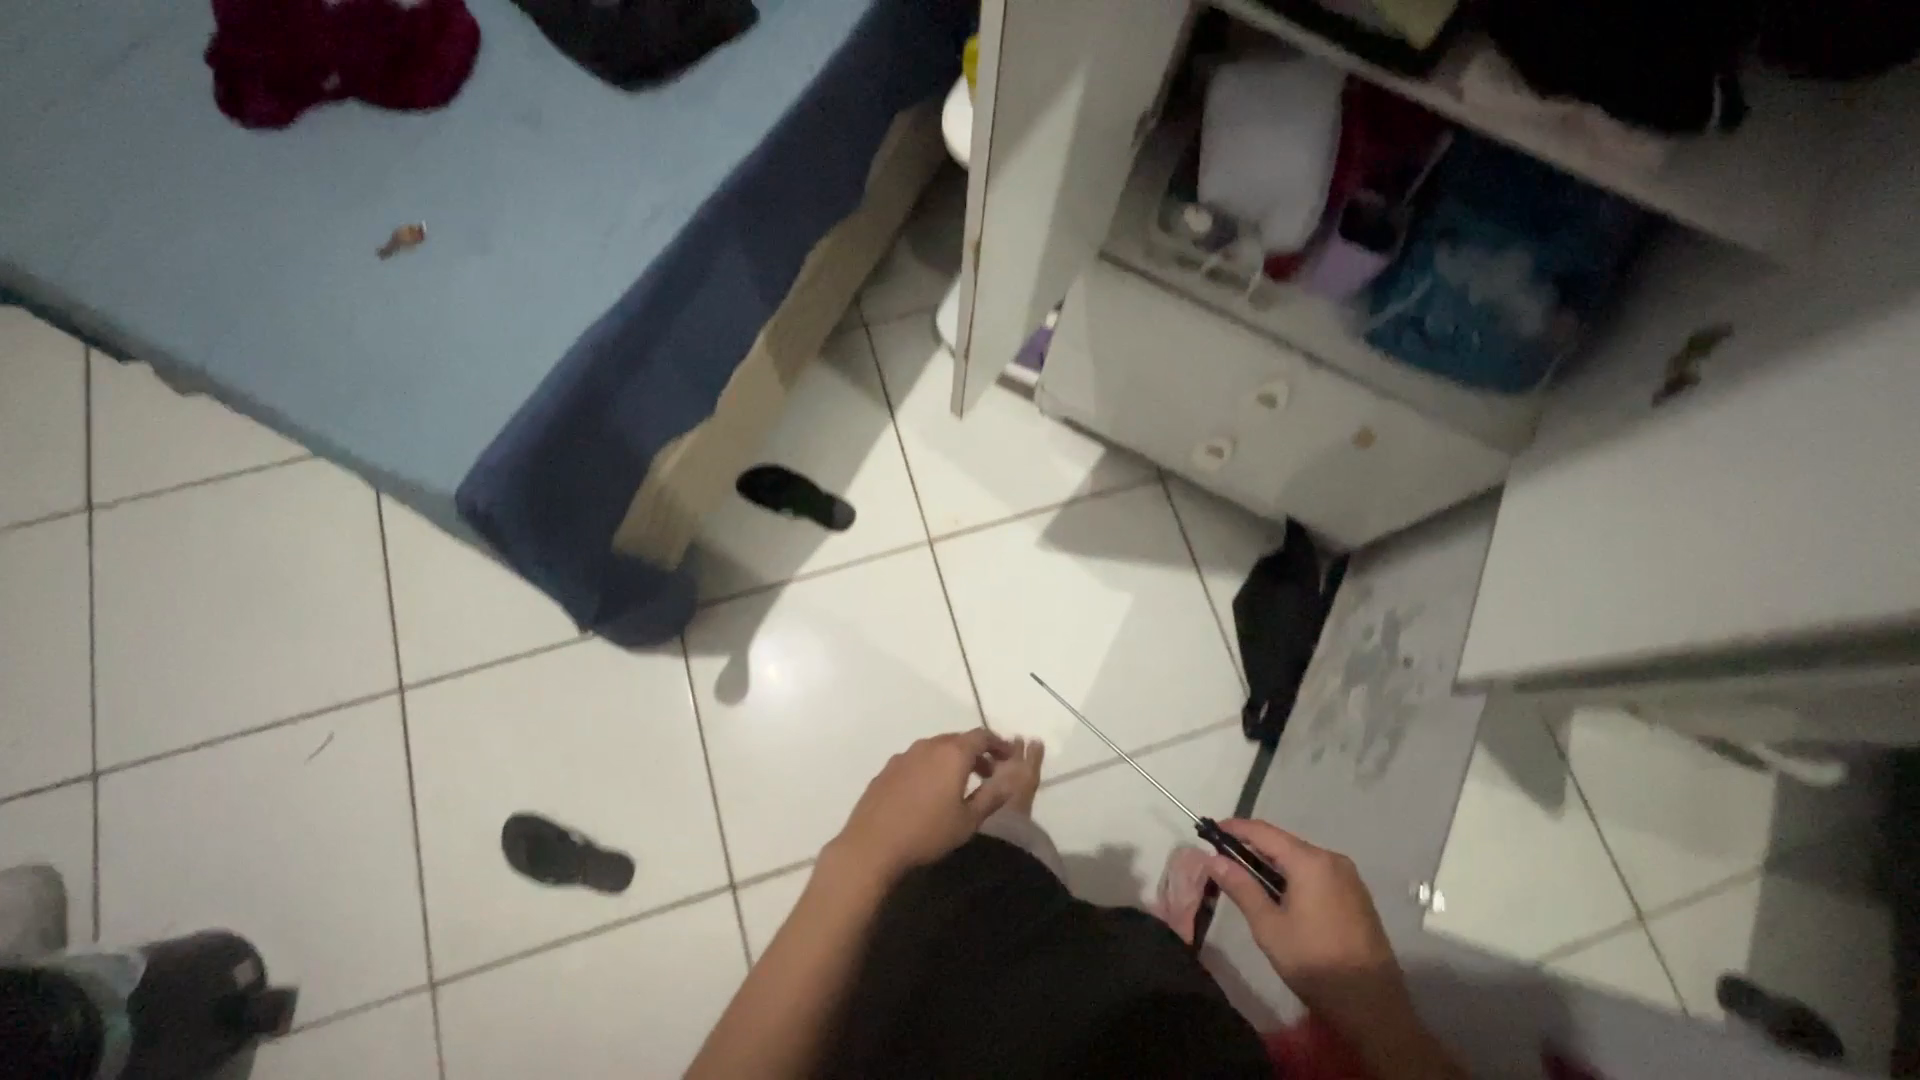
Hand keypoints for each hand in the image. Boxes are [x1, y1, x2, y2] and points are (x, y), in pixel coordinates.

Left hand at [826, 729, 1016, 885]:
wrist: (872, 845)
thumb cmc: (927, 833)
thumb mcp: (968, 820)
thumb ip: (993, 796)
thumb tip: (1014, 779)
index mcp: (952, 753)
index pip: (982, 736)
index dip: (998, 744)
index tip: (1008, 757)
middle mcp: (928, 746)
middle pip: (958, 740)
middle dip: (977, 753)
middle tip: (989, 773)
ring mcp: (904, 756)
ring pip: (936, 749)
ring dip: (952, 760)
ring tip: (960, 784)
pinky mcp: (887, 769)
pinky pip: (917, 760)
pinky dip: (931, 768)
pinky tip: (928, 792)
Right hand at [1205, 821, 1416, 1044]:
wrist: (1373, 1006)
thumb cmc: (1314, 962)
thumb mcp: (1268, 927)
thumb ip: (1241, 887)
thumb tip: (1213, 859)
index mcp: (1310, 861)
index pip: (1263, 831)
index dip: (1234, 828)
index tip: (1210, 831)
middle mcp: (1332, 859)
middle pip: (1284, 842)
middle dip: (1252, 847)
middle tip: (1223, 860)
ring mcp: (1349, 877)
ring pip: (1301, 858)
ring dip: (1273, 863)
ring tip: (1248, 879)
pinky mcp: (1357, 895)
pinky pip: (1317, 873)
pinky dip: (1294, 875)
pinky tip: (1282, 895)